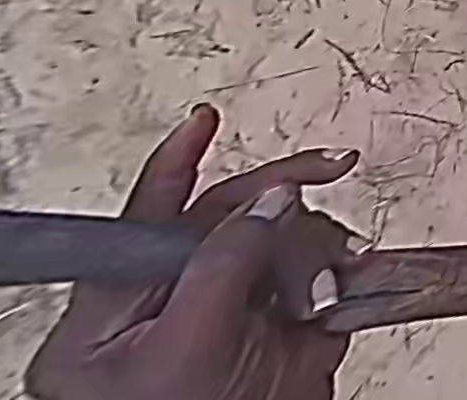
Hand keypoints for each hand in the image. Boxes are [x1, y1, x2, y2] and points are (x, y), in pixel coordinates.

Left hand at [26, 105, 359, 399]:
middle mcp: (179, 293)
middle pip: (230, 213)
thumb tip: (273, 196)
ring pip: (287, 227)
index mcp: (119, 317)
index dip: (173, 167)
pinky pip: (321, 247)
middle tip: (331, 168)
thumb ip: (225, 262)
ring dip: (316, 246)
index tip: (203, 119)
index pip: (140, 223)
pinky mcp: (288, 295)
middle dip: (283, 198)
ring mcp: (238, 292)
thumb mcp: (188, 346)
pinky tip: (347, 272)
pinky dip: (340, 255)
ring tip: (324, 287)